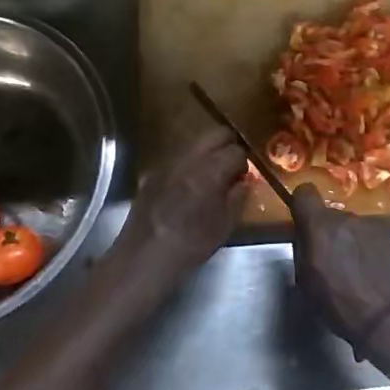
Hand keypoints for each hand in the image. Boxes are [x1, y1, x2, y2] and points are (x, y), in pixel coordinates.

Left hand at [114, 126, 248, 279]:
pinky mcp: (153, 171)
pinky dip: (188, 164)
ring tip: (209, 177)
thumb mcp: (224, 226)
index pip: (236, 151)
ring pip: (194, 143)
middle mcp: (189, 158)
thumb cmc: (190, 244)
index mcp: (210, 171)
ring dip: (207, 153)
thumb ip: (238, 197)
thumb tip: (244, 181)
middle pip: (215, 134)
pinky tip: (186, 187)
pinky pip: (177, 157)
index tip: (243, 178)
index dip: (244, 163)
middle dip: (228, 146)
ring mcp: (168, 162)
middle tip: (231, 167)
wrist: (145, 255)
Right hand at [289, 184, 389, 354]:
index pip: (305, 192)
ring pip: (349, 226)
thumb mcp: (305, 281)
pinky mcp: (389, 238)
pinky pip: (368, 236)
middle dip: (325, 231)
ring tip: (350, 269)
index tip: (302, 222)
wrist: (388, 318)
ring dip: (346, 240)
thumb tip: (305, 238)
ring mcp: (370, 226)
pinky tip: (368, 272)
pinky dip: (364, 248)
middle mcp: (345, 218)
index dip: (301, 204)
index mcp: (319, 225)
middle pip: (329, 214)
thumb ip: (302, 250)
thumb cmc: (338, 303)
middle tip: (326, 257)